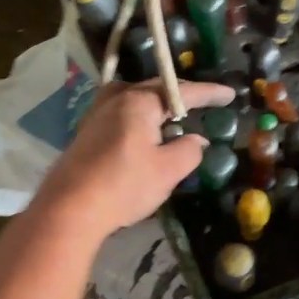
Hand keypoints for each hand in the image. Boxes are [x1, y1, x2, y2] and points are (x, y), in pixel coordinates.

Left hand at [32, 80, 236, 238]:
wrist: (69, 208)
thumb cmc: (123, 185)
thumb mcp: (167, 171)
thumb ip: (188, 151)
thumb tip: (197, 141)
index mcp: (140, 101)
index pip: (183, 91)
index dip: (209, 93)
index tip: (229, 95)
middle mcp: (116, 98)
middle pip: (156, 90)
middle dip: (182, 98)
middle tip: (205, 103)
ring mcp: (97, 113)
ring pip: (137, 102)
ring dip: (159, 108)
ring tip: (177, 118)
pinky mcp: (87, 132)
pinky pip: (123, 115)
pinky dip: (141, 120)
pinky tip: (147, 134)